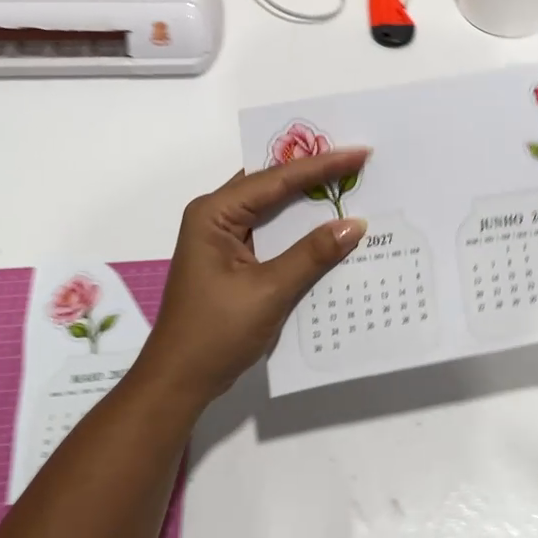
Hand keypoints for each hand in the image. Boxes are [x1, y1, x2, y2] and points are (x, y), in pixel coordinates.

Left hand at [136, 149, 369, 401]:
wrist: (178, 384)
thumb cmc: (215, 333)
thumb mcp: (268, 291)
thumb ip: (312, 254)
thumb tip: (355, 224)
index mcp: (214, 213)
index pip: (275, 179)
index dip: (320, 165)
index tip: (359, 153)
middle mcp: (216, 216)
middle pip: (273, 185)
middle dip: (314, 173)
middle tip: (357, 160)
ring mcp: (224, 238)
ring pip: (274, 207)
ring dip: (309, 201)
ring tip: (351, 185)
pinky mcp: (234, 259)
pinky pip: (273, 233)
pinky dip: (300, 230)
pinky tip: (329, 228)